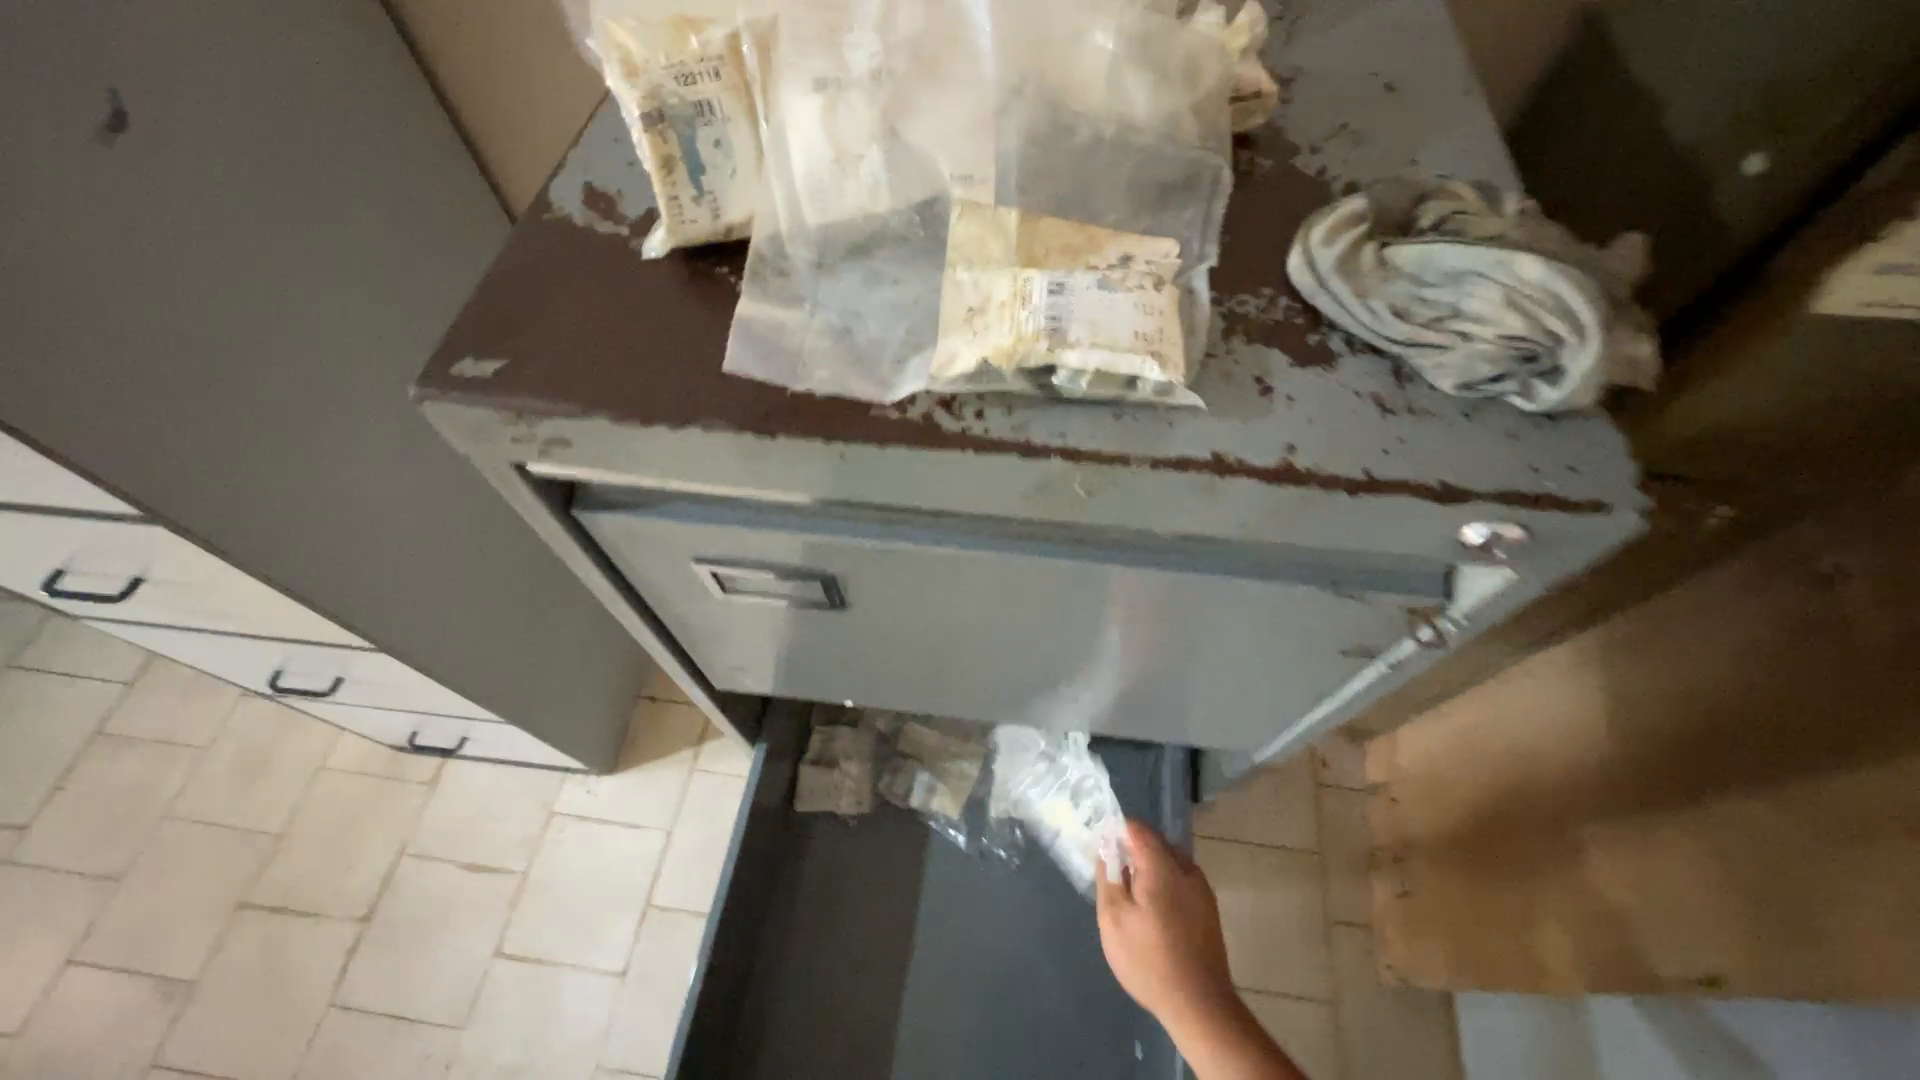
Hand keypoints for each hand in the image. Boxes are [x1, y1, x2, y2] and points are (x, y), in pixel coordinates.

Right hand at [1096, 819, 1238, 1033]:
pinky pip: (1182, 880)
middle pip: (1156, 842)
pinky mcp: (1209, 909)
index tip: (1101, 851)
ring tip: (1131, 897)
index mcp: (1163, 866)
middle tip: (1113, 876)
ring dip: (1149, 868)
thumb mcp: (1113, 918)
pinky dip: (1164, 884)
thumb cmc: (1149, 959)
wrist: (1199, 1003)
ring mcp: (1202, 889)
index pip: (1137, 828)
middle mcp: (1187, 869)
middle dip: (1132, 850)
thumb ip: (1108, 876)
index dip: (1115, 832)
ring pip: (1171, 862)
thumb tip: (1106, 848)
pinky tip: (1153, 913)